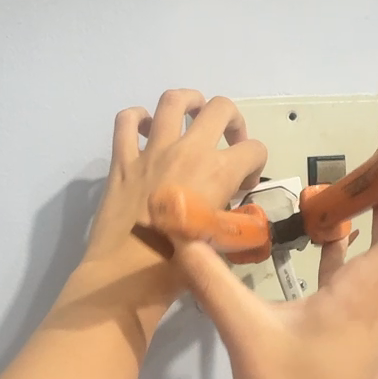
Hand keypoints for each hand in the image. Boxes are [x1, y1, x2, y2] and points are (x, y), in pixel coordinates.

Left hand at [57, 90, 267, 338]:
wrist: (128, 277)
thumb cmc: (178, 267)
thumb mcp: (221, 243)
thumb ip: (231, 216)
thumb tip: (229, 207)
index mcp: (219, 172)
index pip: (254, 149)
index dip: (255, 164)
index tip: (243, 183)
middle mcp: (189, 152)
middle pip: (221, 108)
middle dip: (232, 120)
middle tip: (227, 139)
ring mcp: (152, 152)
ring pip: (173, 101)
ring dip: (188, 101)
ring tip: (191, 114)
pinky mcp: (122, 160)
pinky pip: (126, 121)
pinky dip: (136, 118)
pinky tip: (144, 128)